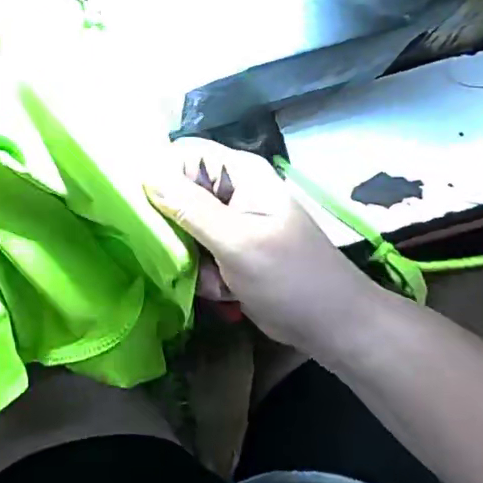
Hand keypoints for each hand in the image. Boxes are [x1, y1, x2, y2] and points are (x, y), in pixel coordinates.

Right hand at [144, 138, 378, 351]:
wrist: (335, 328)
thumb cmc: (292, 280)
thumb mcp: (237, 243)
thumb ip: (190, 209)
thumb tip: (146, 176)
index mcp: (239, 173)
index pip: (182, 154)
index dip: (160, 177)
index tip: (147, 211)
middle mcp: (232, 188)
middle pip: (177, 191)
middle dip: (175, 227)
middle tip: (187, 255)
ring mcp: (231, 219)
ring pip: (182, 225)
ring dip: (190, 256)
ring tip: (213, 279)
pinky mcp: (230, 248)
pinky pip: (196, 249)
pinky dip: (204, 272)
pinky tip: (224, 291)